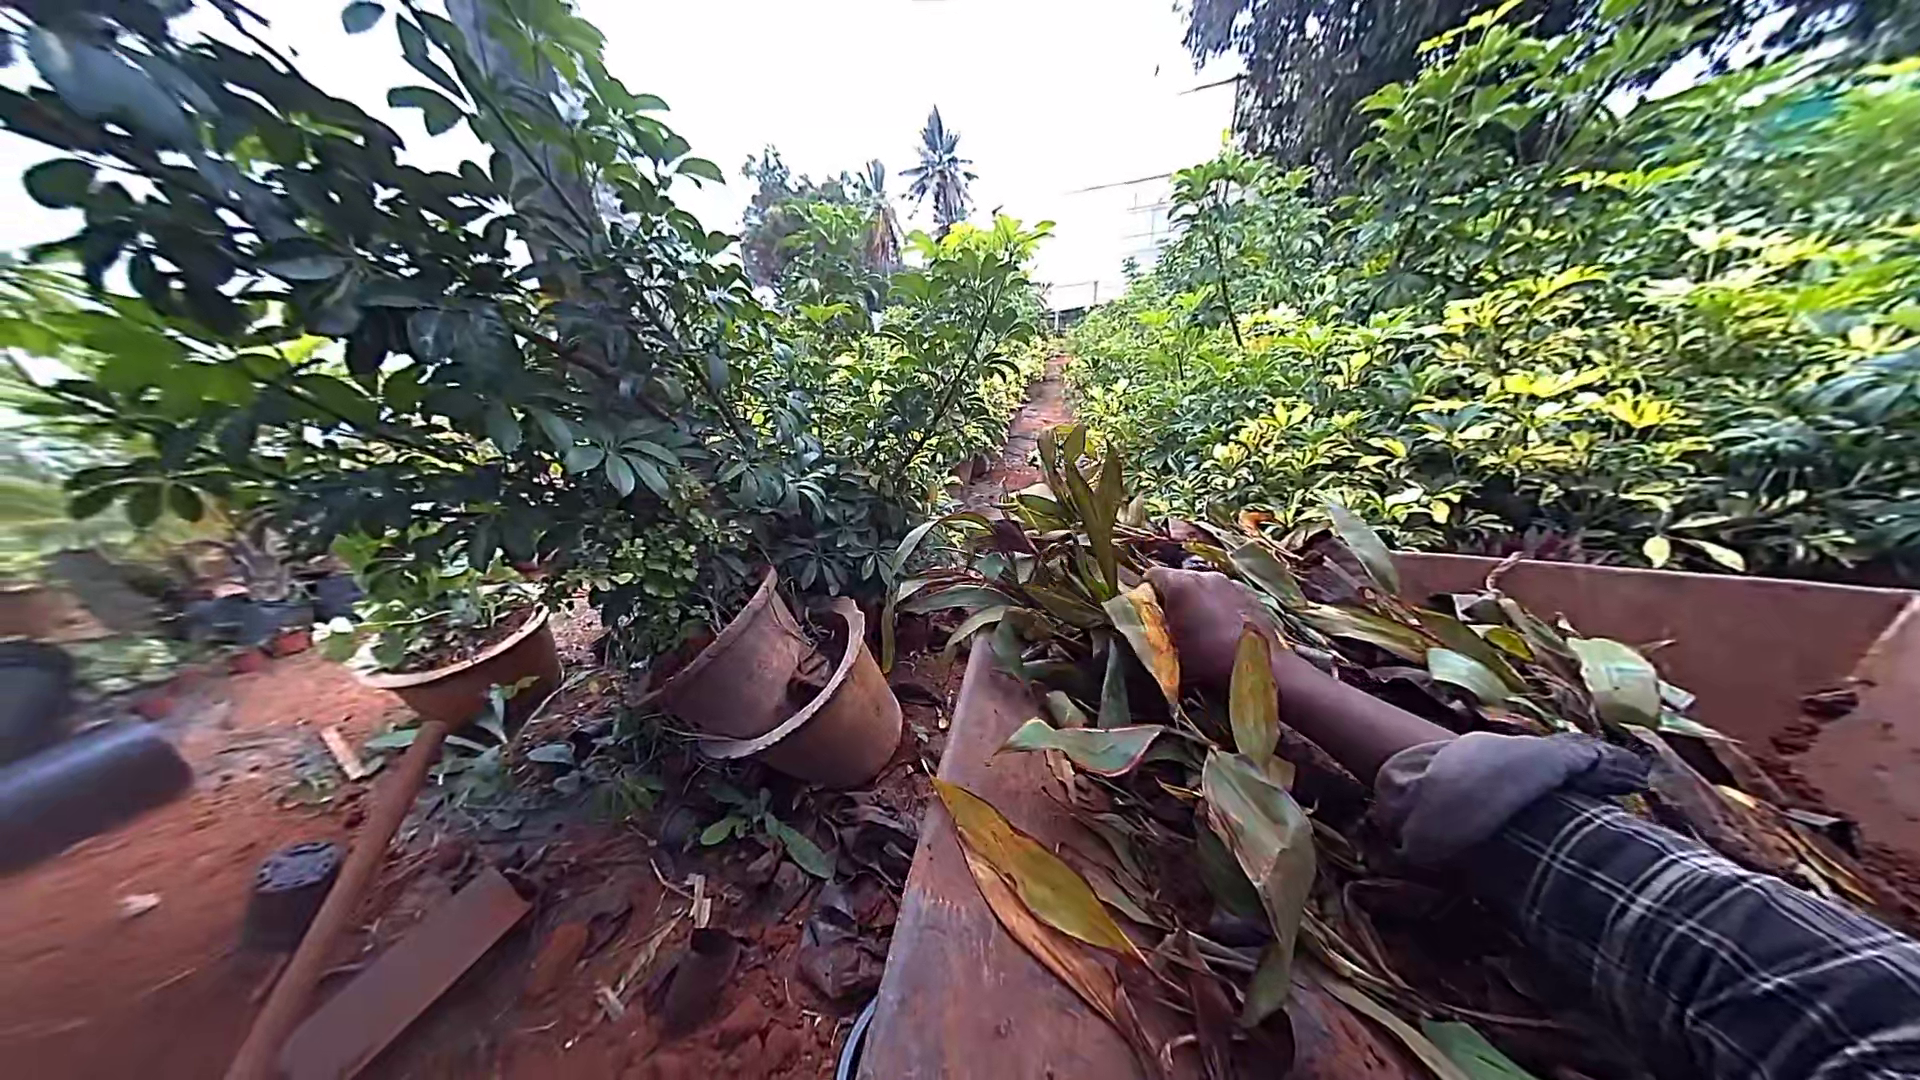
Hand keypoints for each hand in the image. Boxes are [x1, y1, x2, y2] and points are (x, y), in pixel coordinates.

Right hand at [1144, 566, 1279, 690]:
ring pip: (1203, 586)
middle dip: (1172, 598)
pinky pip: (1225, 595)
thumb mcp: (1169, 651)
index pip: (1150, 576)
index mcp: (1180, 584)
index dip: (1145, 595)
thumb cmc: (1208, 662)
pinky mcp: (1251, 594)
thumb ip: (1154, 631)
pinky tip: (1223, 630)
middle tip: (1173, 625)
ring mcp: (1231, 583)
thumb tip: (1145, 627)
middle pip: (1177, 579)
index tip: (1148, 616)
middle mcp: (1205, 575)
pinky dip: (1219, 606)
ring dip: (1197, 602)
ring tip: (1200, 629)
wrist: (1263, 670)